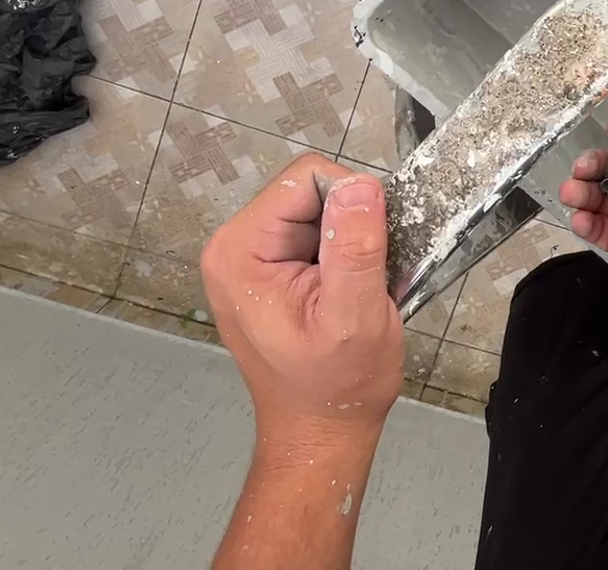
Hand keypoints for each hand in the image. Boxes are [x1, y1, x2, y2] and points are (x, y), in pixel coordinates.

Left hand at [201, 154, 403, 445]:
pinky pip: (325, 228)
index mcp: (242, 250)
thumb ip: (355, 247)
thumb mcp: (354, 315)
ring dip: (356, 238)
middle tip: (365, 276)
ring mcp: (256, 254)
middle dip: (354, 222)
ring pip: (325, 206)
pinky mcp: (276, 264)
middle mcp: (238, 243)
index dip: (352, 202)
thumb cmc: (336, 385)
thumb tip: (362, 184)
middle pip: (314, 189)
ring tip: (362, 284)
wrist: (322, 430)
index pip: (307, 178)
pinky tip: (354, 287)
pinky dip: (351, 250)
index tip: (368, 250)